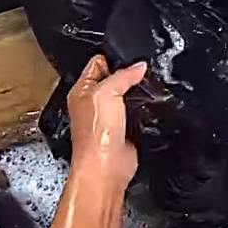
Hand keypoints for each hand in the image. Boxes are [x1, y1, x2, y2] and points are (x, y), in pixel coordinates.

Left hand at [66, 56, 145, 188]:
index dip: (113, 60)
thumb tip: (139, 66)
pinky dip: (143, 110)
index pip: (97, 62)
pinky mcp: (123, 129)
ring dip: (136, 94)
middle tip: (138, 77)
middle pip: (115, 78)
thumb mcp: (107, 93)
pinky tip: (146, 109)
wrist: (106, 167)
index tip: (129, 61)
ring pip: (127, 94)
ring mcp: (109, 116)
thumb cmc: (95, 135)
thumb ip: (123, 75)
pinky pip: (136, 111)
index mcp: (81, 90)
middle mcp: (93, 102)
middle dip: (128, 77)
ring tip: (142, 94)